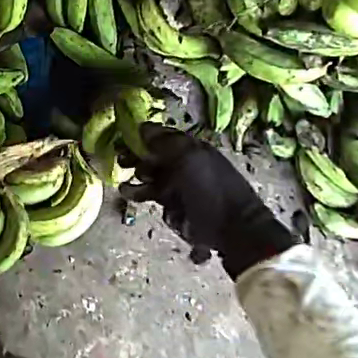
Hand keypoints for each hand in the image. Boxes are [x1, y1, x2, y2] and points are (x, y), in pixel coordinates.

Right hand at [125, 126, 299, 278]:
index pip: (163, 138)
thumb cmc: (212, 190)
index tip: (124, 141)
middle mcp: (188, 168)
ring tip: (126, 190)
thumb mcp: (188, 159)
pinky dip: (152, 203)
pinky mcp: (183, 214)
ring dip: (139, 186)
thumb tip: (143, 127)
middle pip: (156, 161)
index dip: (143, 139)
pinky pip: (163, 206)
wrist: (235, 231)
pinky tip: (145, 205)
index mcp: (193, 150)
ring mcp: (185, 192)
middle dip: (137, 161)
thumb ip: (165, 142)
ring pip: (155, 184)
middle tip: (122, 164)